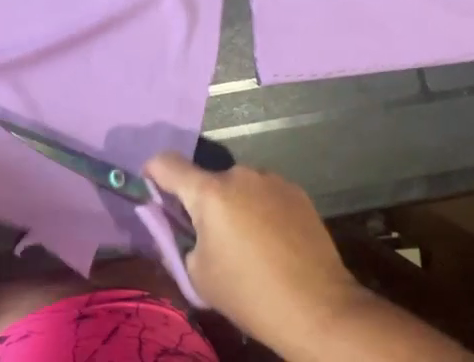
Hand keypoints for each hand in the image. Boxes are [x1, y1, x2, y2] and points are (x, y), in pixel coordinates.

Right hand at [145, 155, 358, 343]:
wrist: (320, 310)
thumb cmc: (250, 295)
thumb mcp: (197, 275)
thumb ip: (179, 241)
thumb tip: (180, 228)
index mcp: (208, 192)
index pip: (166, 163)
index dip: (153, 173)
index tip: (152, 190)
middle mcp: (239, 175)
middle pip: (207, 180)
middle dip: (202, 202)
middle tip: (210, 236)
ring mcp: (272, 180)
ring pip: (238, 186)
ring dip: (234, 204)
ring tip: (248, 242)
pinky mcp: (298, 192)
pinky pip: (265, 194)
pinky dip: (260, 210)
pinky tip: (273, 242)